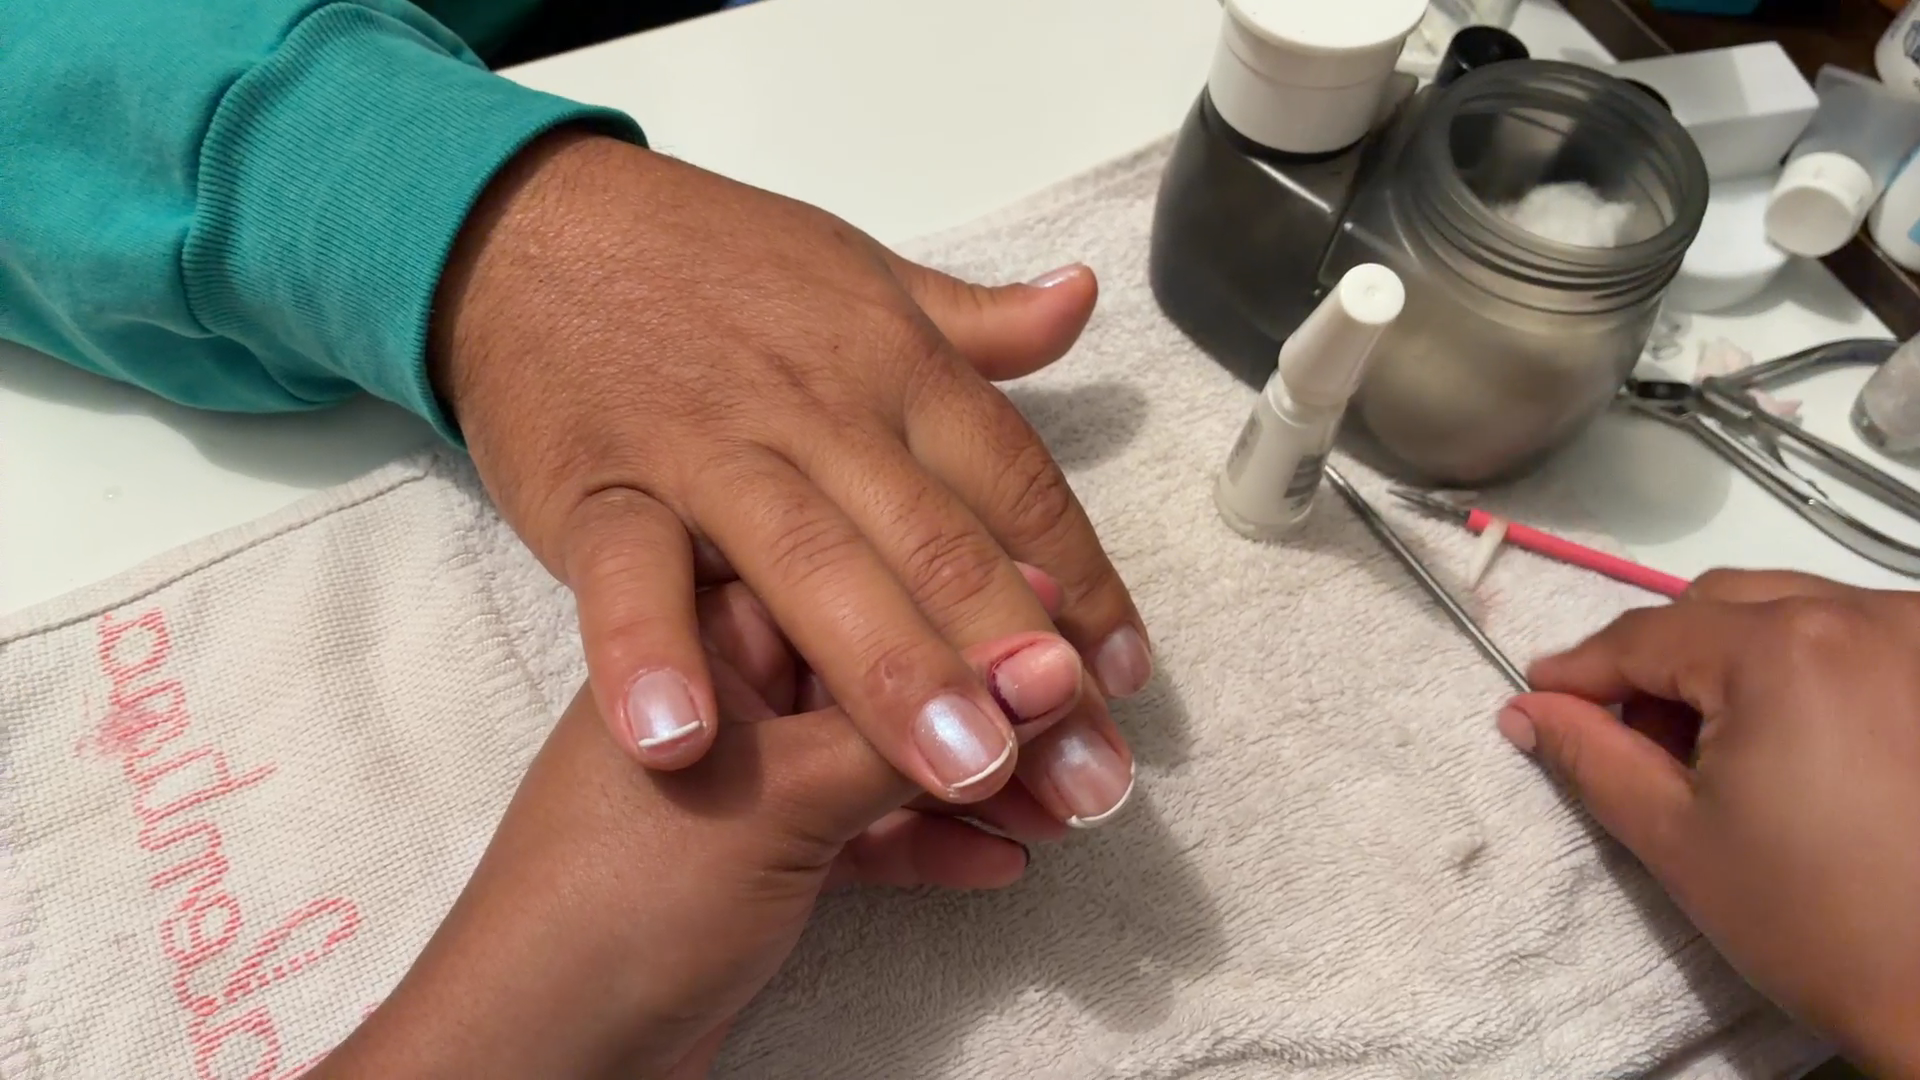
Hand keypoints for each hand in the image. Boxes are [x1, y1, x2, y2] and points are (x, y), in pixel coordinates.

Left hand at [315, 599, 1090, 1078]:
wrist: (540, 1072)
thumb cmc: (636, 895)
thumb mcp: (785, 795)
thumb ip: (916, 732)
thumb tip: (1047, 671)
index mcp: (714, 629)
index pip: (860, 584)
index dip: (961, 605)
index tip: (1056, 623)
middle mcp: (740, 685)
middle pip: (888, 674)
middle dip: (985, 709)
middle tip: (1077, 723)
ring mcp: (759, 767)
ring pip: (887, 755)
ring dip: (972, 786)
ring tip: (1062, 807)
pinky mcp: (773, 843)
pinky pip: (868, 825)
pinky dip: (928, 844)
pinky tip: (1003, 861)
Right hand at [431, 129, 1146, 820]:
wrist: (539, 230)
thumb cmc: (722, 263)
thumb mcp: (869, 277)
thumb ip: (979, 320)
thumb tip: (1082, 298)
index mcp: (897, 363)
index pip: (1017, 482)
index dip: (1083, 581)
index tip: (1126, 671)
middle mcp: (819, 410)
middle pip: (938, 542)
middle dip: (1017, 661)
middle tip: (1087, 774)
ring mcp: (708, 451)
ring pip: (814, 566)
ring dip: (889, 673)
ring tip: (962, 775)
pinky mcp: (598, 487)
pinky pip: (632, 575)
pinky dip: (651, 653)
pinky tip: (686, 746)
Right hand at [1500, 570, 1919, 1077]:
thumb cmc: (1821, 920)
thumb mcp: (1670, 833)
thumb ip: (1583, 751)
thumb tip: (1521, 710)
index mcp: (1785, 651)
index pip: (1640, 637)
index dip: (1577, 671)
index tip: (1540, 699)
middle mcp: (1876, 621)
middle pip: (1715, 606)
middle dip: (1660, 663)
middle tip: (1650, 740)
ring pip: (1791, 613)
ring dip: (1735, 660)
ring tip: (1736, 745)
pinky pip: (1866, 640)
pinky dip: (1813, 670)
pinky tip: (1816, 744)